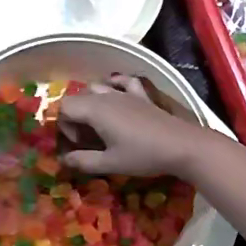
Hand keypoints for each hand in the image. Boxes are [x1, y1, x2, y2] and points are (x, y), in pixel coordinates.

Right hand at [57, 74, 211, 176]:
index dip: (64, 125)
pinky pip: (123, 82)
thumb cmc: (143, 155)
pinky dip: (115, 85)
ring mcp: (126, 93)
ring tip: (99, 124)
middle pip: (78, 96)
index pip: (64, 107)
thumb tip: (63, 161)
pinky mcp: (142, 95)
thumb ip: (83, 161)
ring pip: (97, 87)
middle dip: (75, 116)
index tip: (79, 144)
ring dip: (91, 102)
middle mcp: (107, 96)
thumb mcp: (110, 163)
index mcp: (95, 110)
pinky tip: (116, 95)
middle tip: (88, 140)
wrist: (181, 145)